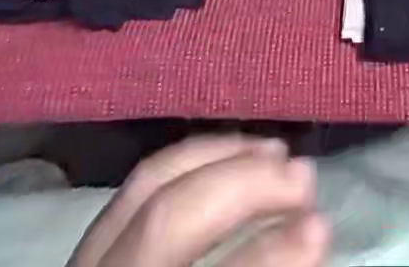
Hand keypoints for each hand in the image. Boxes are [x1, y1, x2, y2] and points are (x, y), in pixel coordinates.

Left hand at [69, 135, 328, 266]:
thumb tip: (309, 242)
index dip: (268, 257)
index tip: (322, 229)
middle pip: (167, 219)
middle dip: (244, 186)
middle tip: (307, 177)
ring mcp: (86, 266)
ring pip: (150, 183)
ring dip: (221, 158)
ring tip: (278, 153)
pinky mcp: (89, 248)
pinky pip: (139, 183)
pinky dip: (193, 159)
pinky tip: (233, 155)